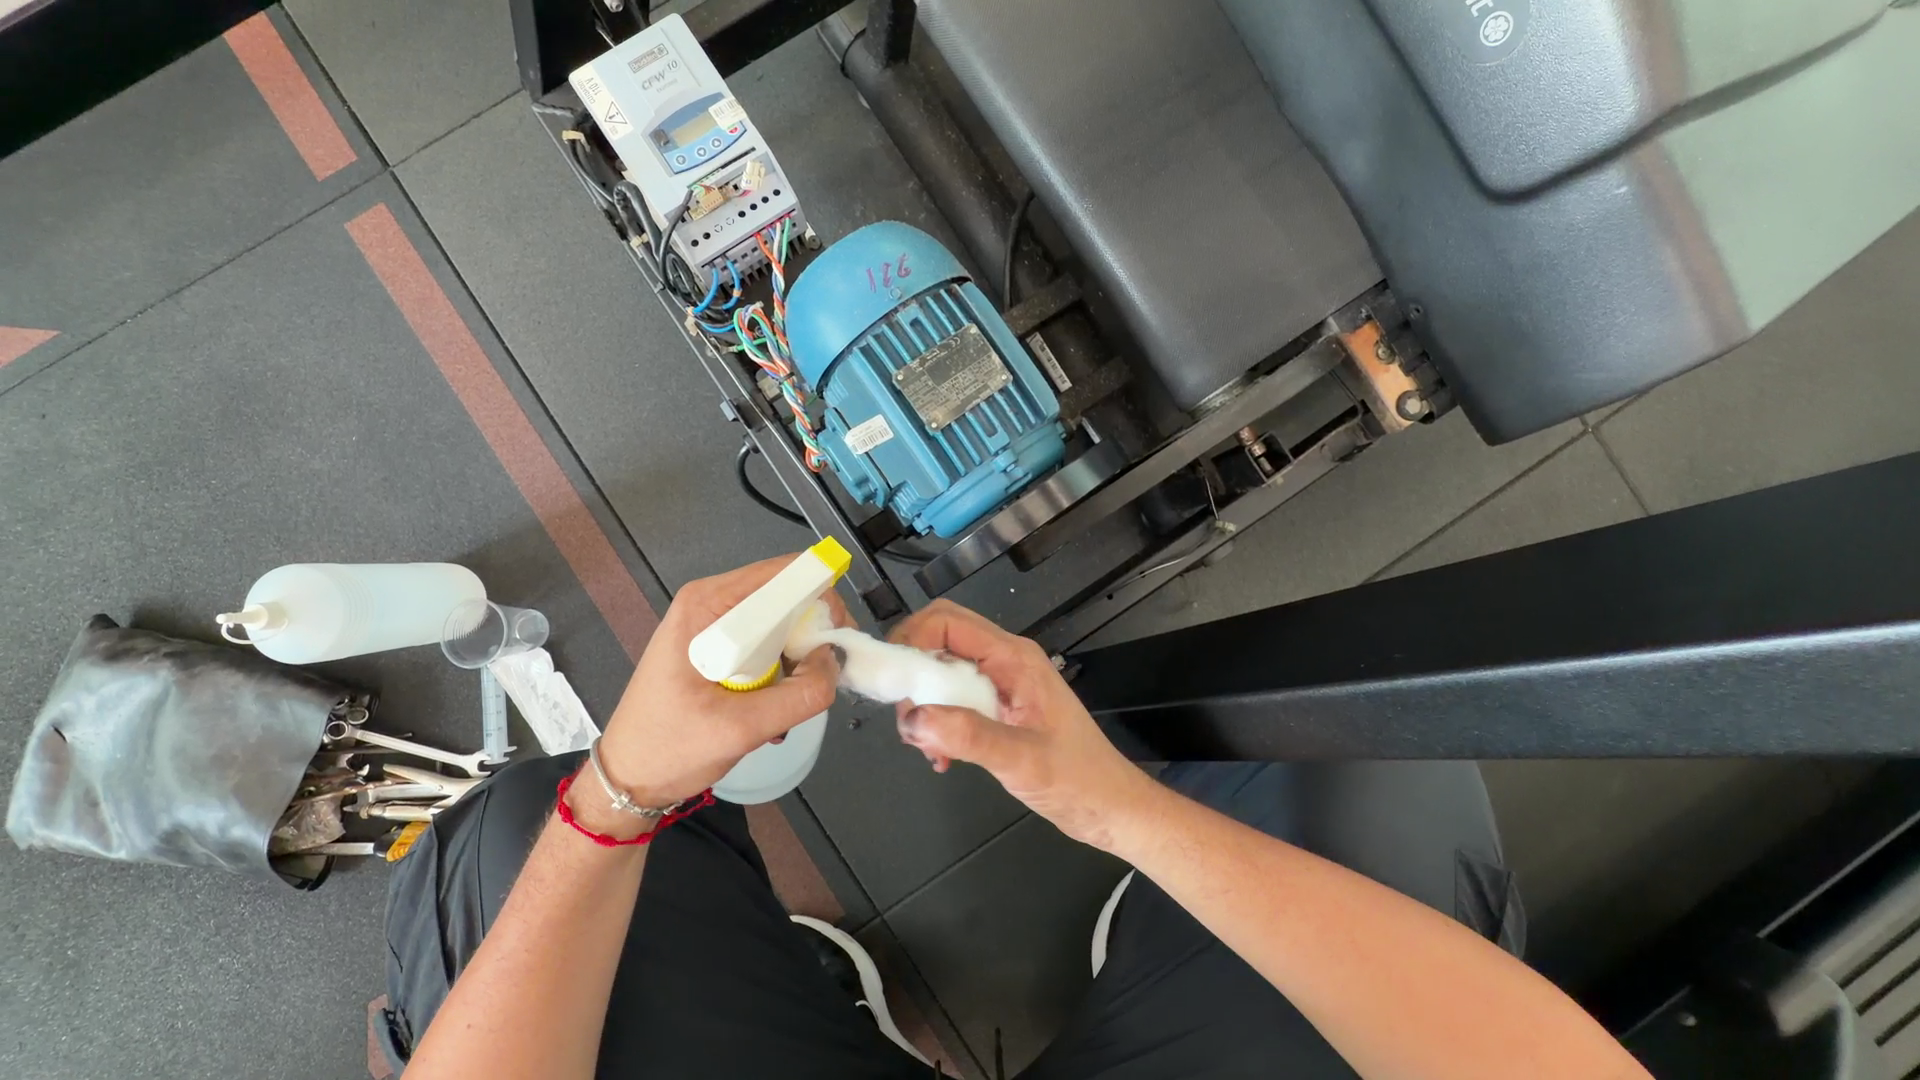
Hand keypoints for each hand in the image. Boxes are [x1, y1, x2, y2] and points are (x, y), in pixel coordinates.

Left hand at [594, 557, 845, 813]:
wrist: (626, 781)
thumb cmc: (671, 750)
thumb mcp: (741, 728)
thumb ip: (799, 695)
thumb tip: (835, 662)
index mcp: (708, 604)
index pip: (784, 573)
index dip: (821, 597)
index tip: (838, 637)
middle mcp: (712, 603)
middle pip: (786, 594)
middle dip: (814, 631)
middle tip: (824, 675)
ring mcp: (714, 624)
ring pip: (782, 621)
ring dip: (799, 656)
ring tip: (795, 697)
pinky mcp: (719, 647)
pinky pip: (769, 642)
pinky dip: (784, 669)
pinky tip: (776, 703)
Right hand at [889, 599, 1152, 849]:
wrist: (1109, 807)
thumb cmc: (1078, 780)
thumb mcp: (1022, 760)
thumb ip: (969, 736)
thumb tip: (915, 719)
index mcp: (1015, 658)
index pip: (948, 621)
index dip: (912, 639)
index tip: (893, 680)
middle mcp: (1005, 661)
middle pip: (940, 637)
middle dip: (911, 669)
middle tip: (905, 712)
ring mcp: (1001, 683)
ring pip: (942, 669)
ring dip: (923, 701)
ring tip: (924, 742)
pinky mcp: (997, 707)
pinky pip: (952, 698)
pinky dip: (937, 721)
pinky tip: (941, 755)